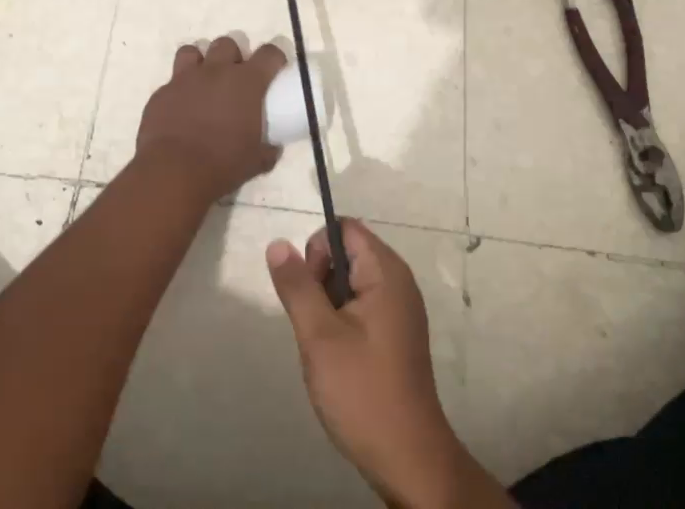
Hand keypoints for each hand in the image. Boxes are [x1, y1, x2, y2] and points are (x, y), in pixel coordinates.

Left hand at [135, 37, 287, 204]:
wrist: (174, 171)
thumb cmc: (223, 163)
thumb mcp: (257, 160)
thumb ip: (268, 148)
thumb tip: (272, 147)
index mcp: (246, 82)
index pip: (269, 53)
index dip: (274, 59)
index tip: (274, 71)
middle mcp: (216, 71)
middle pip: (227, 44)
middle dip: (233, 57)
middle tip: (234, 80)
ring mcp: (185, 79)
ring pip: (192, 51)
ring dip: (201, 63)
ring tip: (203, 84)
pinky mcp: (162, 92)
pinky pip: (172, 82)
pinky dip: (179, 90)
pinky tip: (180, 110)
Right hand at [268, 221, 512, 508]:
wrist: (406, 456)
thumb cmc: (361, 390)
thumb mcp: (319, 335)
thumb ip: (297, 285)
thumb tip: (278, 244)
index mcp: (387, 274)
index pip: (345, 229)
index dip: (318, 250)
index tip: (310, 291)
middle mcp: (398, 283)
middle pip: (347, 253)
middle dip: (320, 279)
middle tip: (316, 324)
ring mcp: (399, 310)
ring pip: (349, 283)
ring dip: (327, 304)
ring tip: (325, 344)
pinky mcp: (394, 335)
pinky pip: (360, 306)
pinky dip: (340, 321)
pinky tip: (336, 356)